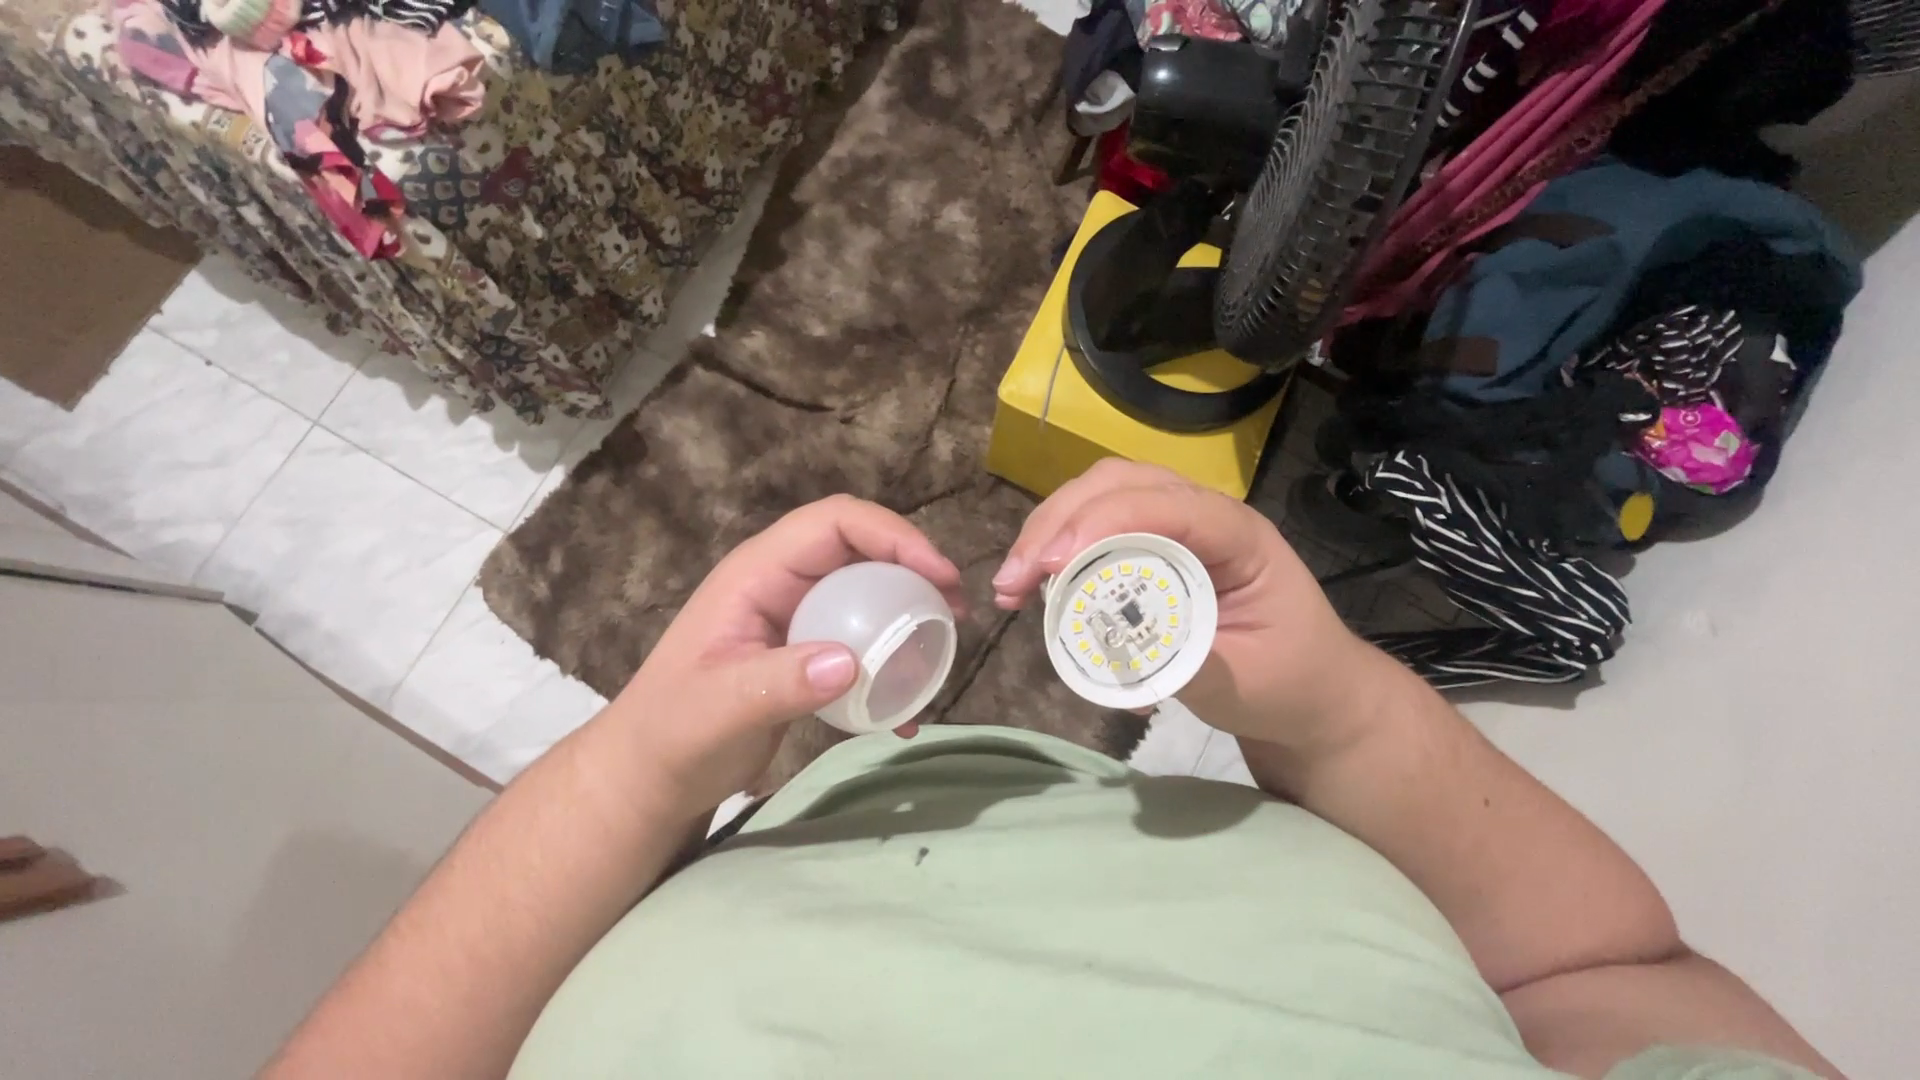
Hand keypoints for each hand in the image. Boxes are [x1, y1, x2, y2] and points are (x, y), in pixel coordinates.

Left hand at [604, 495, 963, 815]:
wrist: (650, 776)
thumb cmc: (671, 733)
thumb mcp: (717, 709)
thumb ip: (777, 684)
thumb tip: (852, 663)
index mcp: (758, 574)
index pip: (834, 523)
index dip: (892, 535)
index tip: (939, 575)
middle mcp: (782, 585)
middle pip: (860, 552)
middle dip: (913, 570)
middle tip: (955, 611)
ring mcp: (796, 621)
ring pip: (867, 595)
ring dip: (909, 614)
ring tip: (944, 648)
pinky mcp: (807, 656)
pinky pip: (861, 640)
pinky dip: (890, 664)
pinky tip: (908, 708)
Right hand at [991, 460, 1375, 753]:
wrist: (1310, 692)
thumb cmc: (1286, 683)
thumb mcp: (1244, 683)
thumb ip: (1185, 661)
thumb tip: (1111, 642)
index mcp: (1241, 537)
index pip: (1169, 506)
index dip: (1104, 523)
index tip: (1050, 566)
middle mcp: (1206, 515)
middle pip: (1120, 484)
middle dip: (1059, 522)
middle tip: (1015, 578)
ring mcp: (1177, 526)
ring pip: (1101, 496)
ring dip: (1049, 530)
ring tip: (1012, 584)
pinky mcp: (1153, 547)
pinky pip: (1098, 527)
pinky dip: (1059, 548)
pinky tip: (1033, 584)